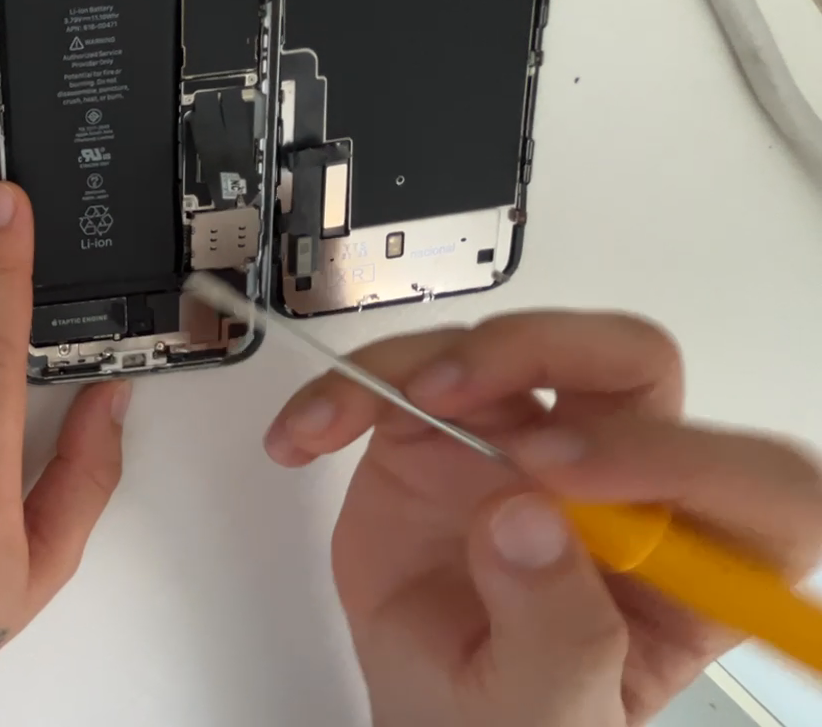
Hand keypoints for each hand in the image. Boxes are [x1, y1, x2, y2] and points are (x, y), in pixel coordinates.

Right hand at [264, 312, 821, 725]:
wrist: (420, 700)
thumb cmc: (506, 722)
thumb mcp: (546, 711)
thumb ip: (559, 633)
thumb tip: (525, 515)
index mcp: (692, 558)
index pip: (745, 477)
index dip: (664, 452)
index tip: (544, 466)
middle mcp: (613, 477)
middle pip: (619, 361)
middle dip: (530, 352)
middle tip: (441, 392)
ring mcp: (513, 440)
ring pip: (482, 350)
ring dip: (395, 368)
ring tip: (325, 425)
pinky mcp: (427, 430)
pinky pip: (386, 377)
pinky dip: (332, 394)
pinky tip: (294, 439)